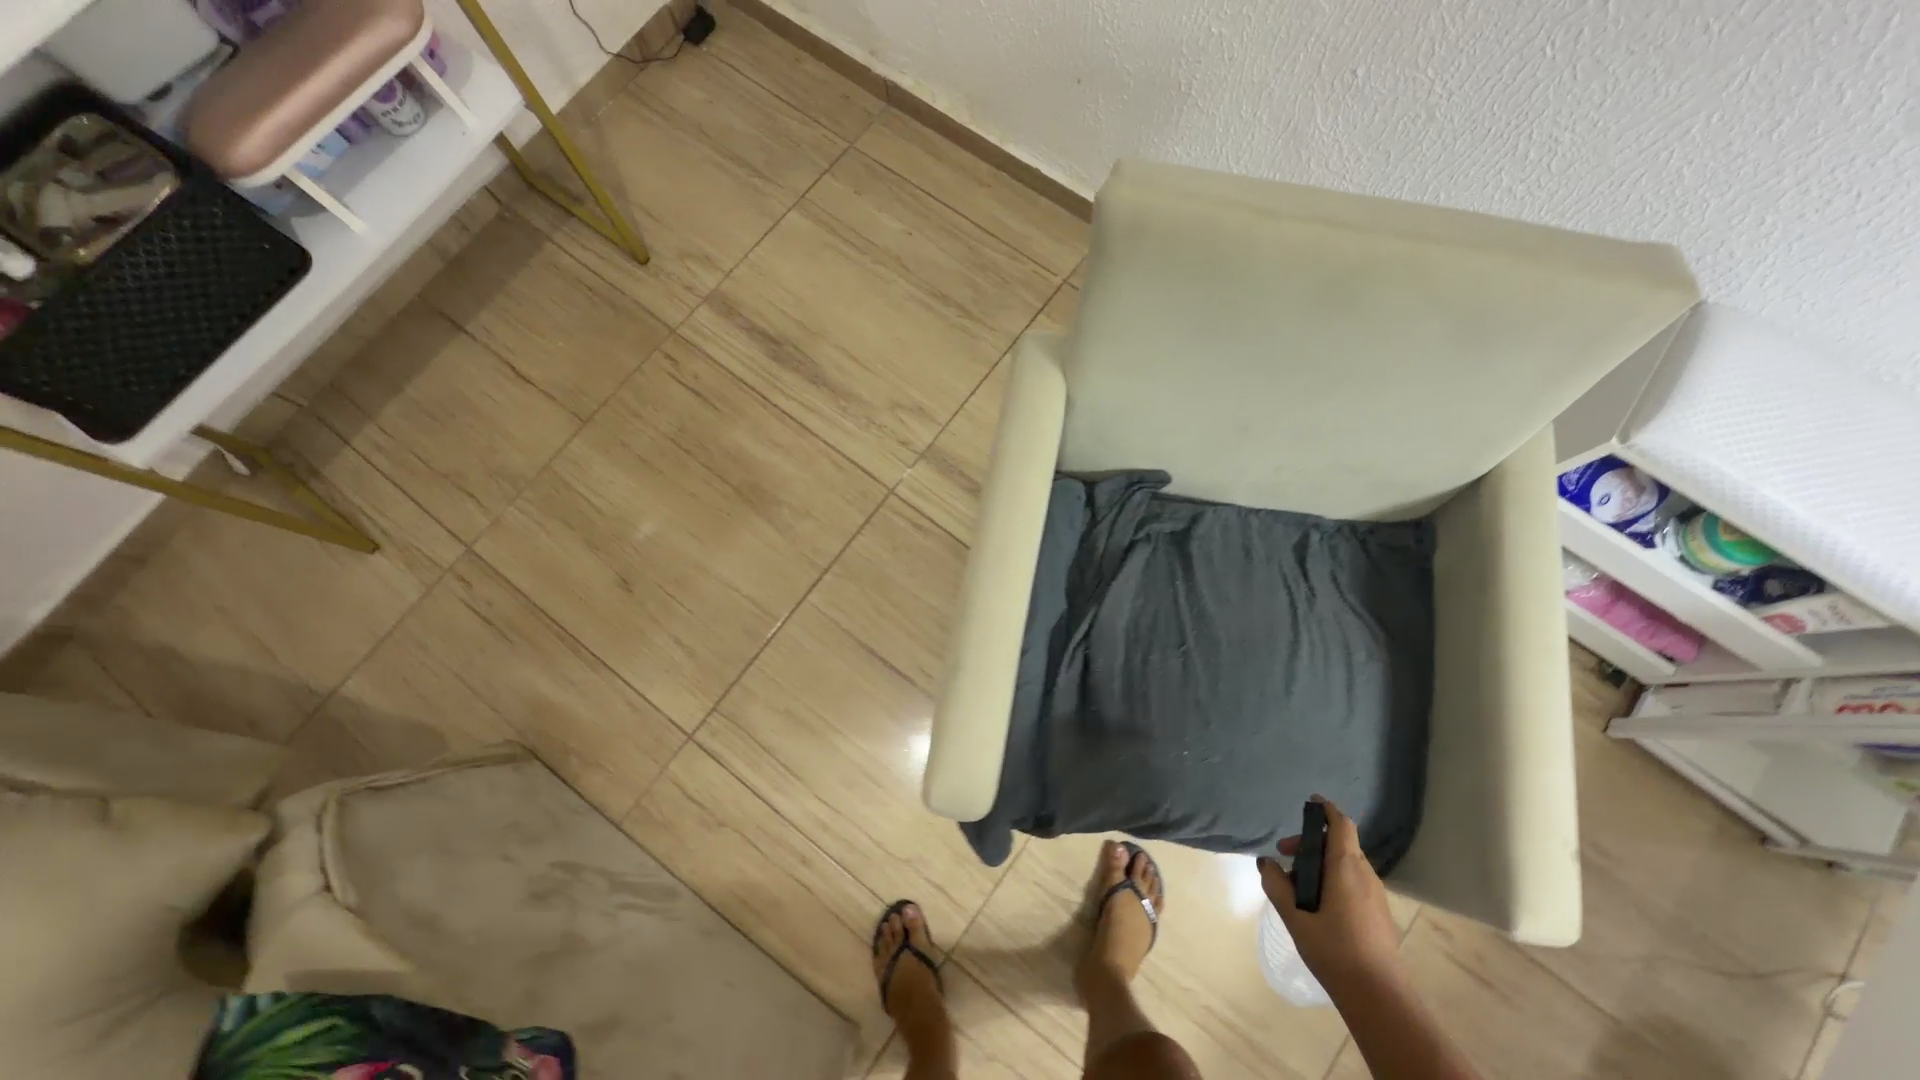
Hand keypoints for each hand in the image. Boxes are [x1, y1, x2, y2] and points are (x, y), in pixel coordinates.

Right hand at [1258, 796, 1402, 989]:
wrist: (1377, 993)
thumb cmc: (1333, 949)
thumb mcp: (1295, 917)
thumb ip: (1277, 886)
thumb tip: (1266, 862)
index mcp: (1346, 868)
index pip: (1341, 825)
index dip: (1326, 810)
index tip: (1311, 802)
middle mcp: (1366, 874)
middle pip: (1341, 843)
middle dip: (1312, 842)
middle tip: (1285, 855)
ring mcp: (1376, 894)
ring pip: (1348, 864)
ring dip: (1323, 862)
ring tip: (1297, 884)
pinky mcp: (1379, 912)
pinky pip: (1355, 881)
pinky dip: (1335, 878)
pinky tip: (1318, 904)